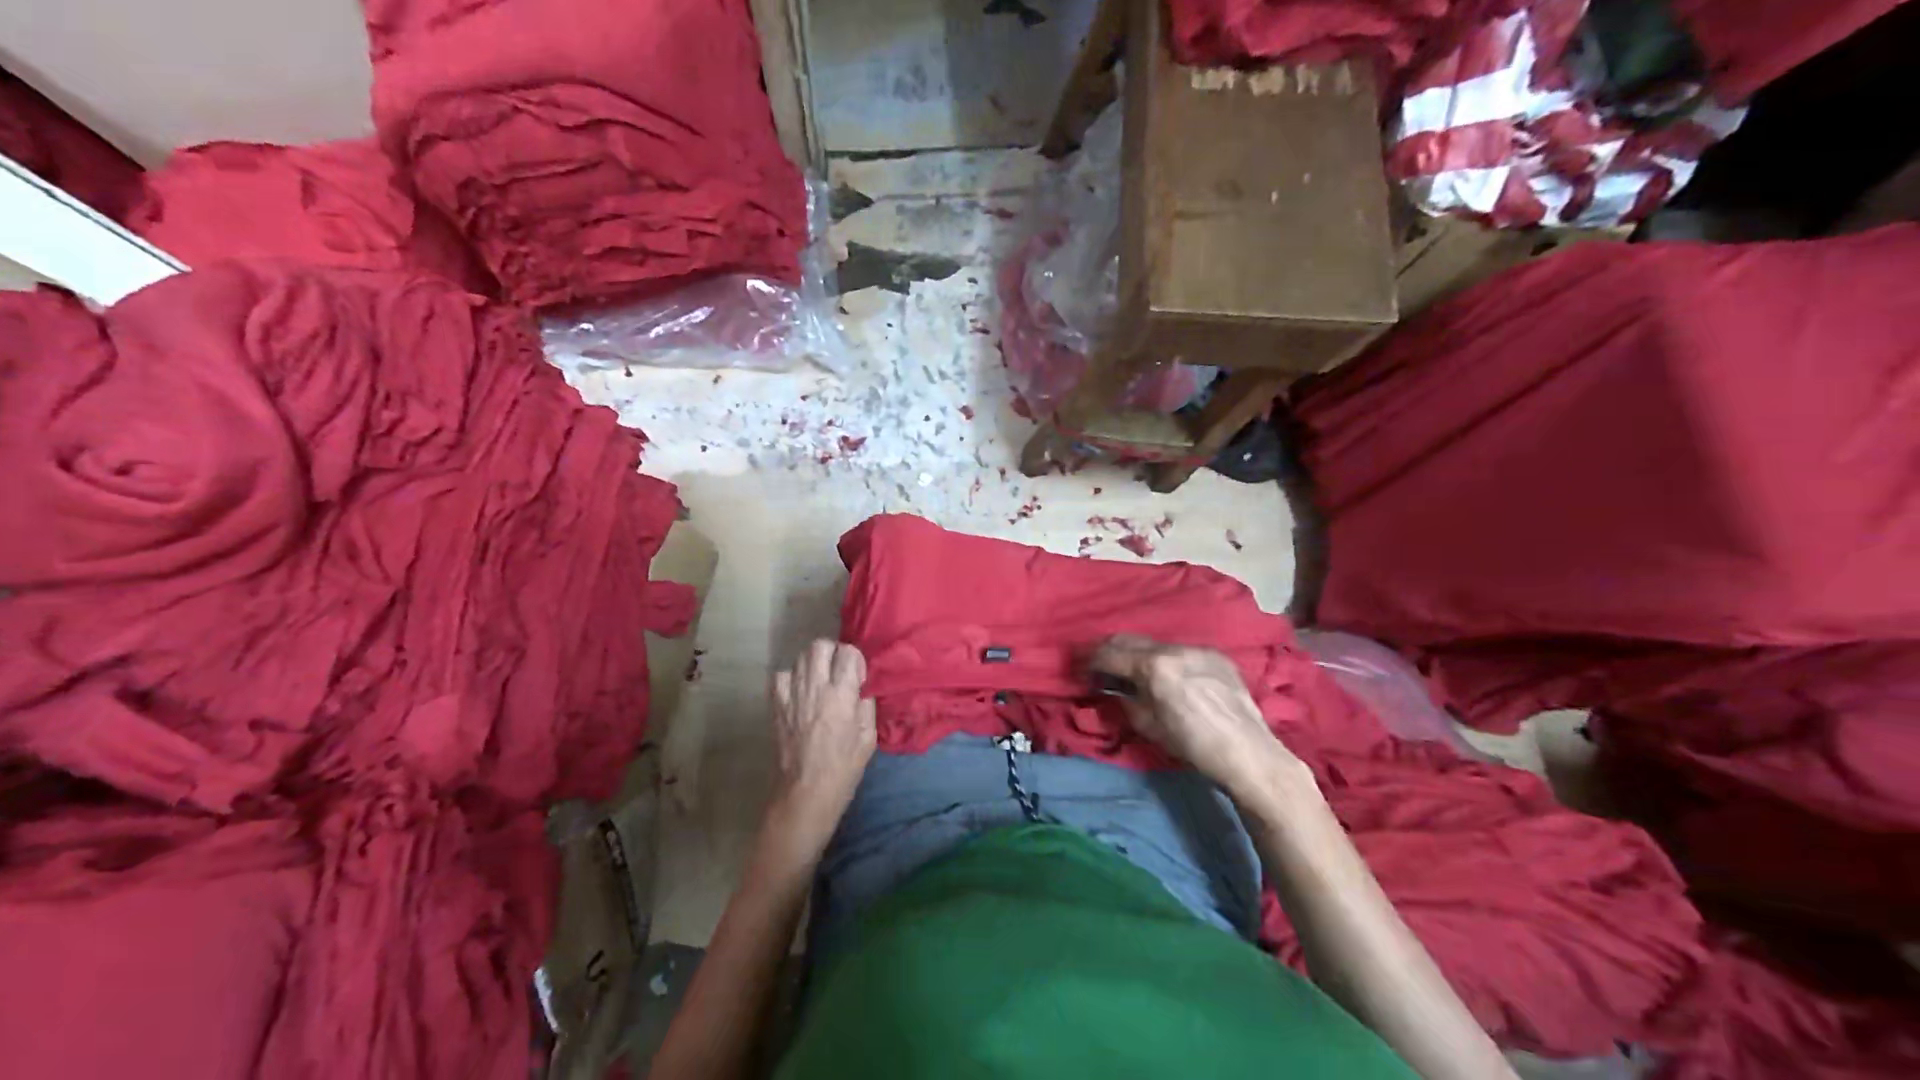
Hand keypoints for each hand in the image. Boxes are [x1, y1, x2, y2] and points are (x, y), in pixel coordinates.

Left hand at [769, 640, 876, 835]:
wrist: (804, 794)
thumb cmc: (842, 769)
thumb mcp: (867, 738)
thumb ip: (866, 705)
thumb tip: (862, 687)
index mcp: (841, 694)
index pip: (848, 652)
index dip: (856, 659)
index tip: (858, 676)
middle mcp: (815, 687)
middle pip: (820, 646)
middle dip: (833, 652)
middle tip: (838, 670)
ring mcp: (791, 694)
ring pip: (800, 656)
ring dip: (814, 663)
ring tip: (820, 680)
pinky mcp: (776, 705)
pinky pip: (781, 676)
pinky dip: (792, 678)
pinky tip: (800, 692)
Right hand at [1088, 635, 1304, 794]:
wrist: (1248, 754)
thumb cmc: (1193, 746)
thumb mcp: (1148, 726)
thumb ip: (1125, 700)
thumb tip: (1113, 689)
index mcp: (1154, 666)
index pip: (1110, 654)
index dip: (1090, 662)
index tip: (1082, 671)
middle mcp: (1174, 649)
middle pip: (1130, 639)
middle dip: (1110, 651)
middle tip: (1099, 666)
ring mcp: (1198, 649)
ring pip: (1156, 644)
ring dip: (1140, 654)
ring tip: (1135, 673)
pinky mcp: (1217, 655)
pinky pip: (1182, 652)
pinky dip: (1167, 660)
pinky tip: (1170, 678)